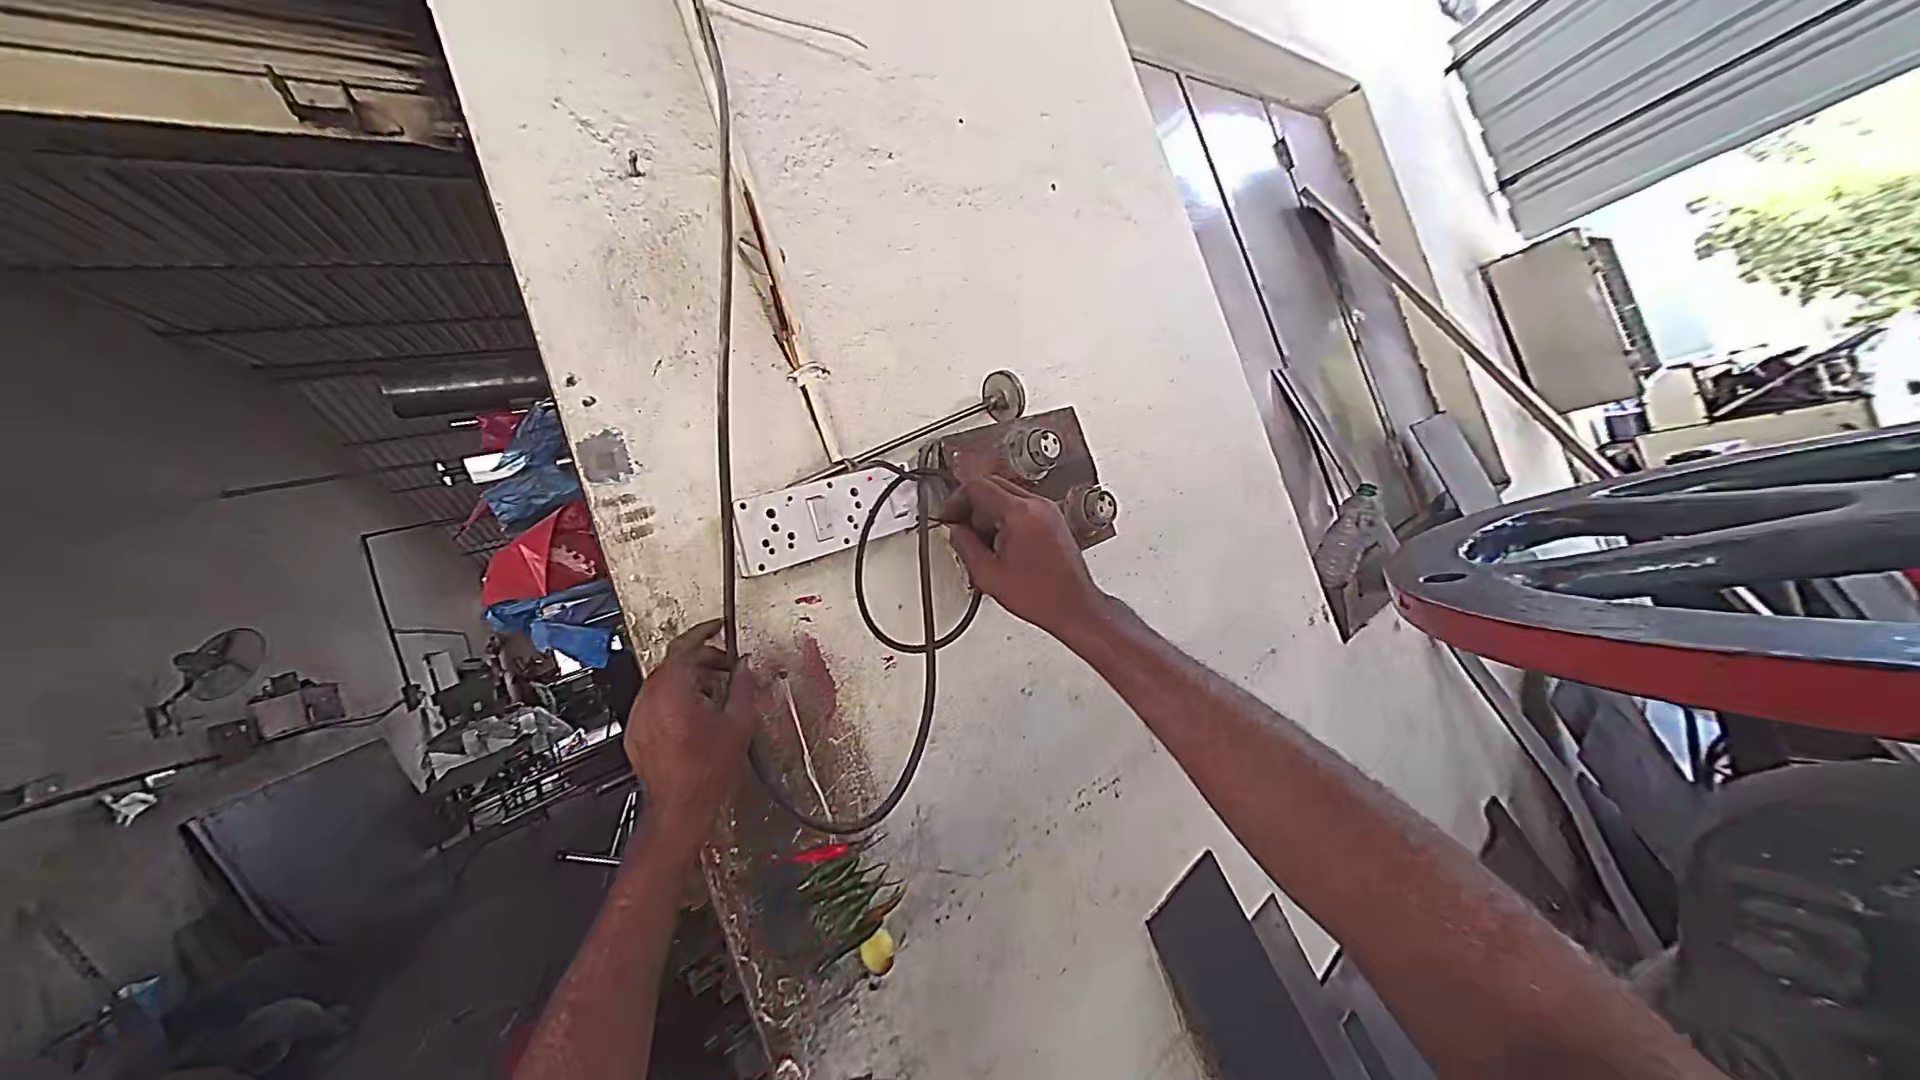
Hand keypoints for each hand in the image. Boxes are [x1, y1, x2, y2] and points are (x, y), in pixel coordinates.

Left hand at [625, 620, 758, 847]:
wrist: (679, 807)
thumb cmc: (706, 772)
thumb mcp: (739, 722)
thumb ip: (744, 685)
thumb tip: (745, 666)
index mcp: (674, 691)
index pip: (684, 646)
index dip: (703, 632)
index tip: (716, 628)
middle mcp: (650, 699)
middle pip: (674, 663)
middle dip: (703, 660)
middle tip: (726, 666)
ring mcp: (639, 715)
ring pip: (664, 681)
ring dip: (690, 679)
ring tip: (715, 694)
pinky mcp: (636, 731)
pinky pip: (655, 701)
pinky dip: (676, 697)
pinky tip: (697, 715)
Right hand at [940, 468, 1107, 638]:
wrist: (1074, 607)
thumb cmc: (1042, 596)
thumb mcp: (988, 574)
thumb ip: (965, 546)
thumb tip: (956, 531)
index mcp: (1020, 513)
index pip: (978, 487)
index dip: (956, 500)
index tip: (949, 515)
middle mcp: (1038, 506)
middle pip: (993, 485)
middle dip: (972, 505)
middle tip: (961, 525)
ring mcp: (1049, 511)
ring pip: (1008, 495)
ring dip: (989, 512)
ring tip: (983, 541)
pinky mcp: (1054, 520)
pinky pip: (1023, 507)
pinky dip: (1006, 518)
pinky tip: (1001, 544)